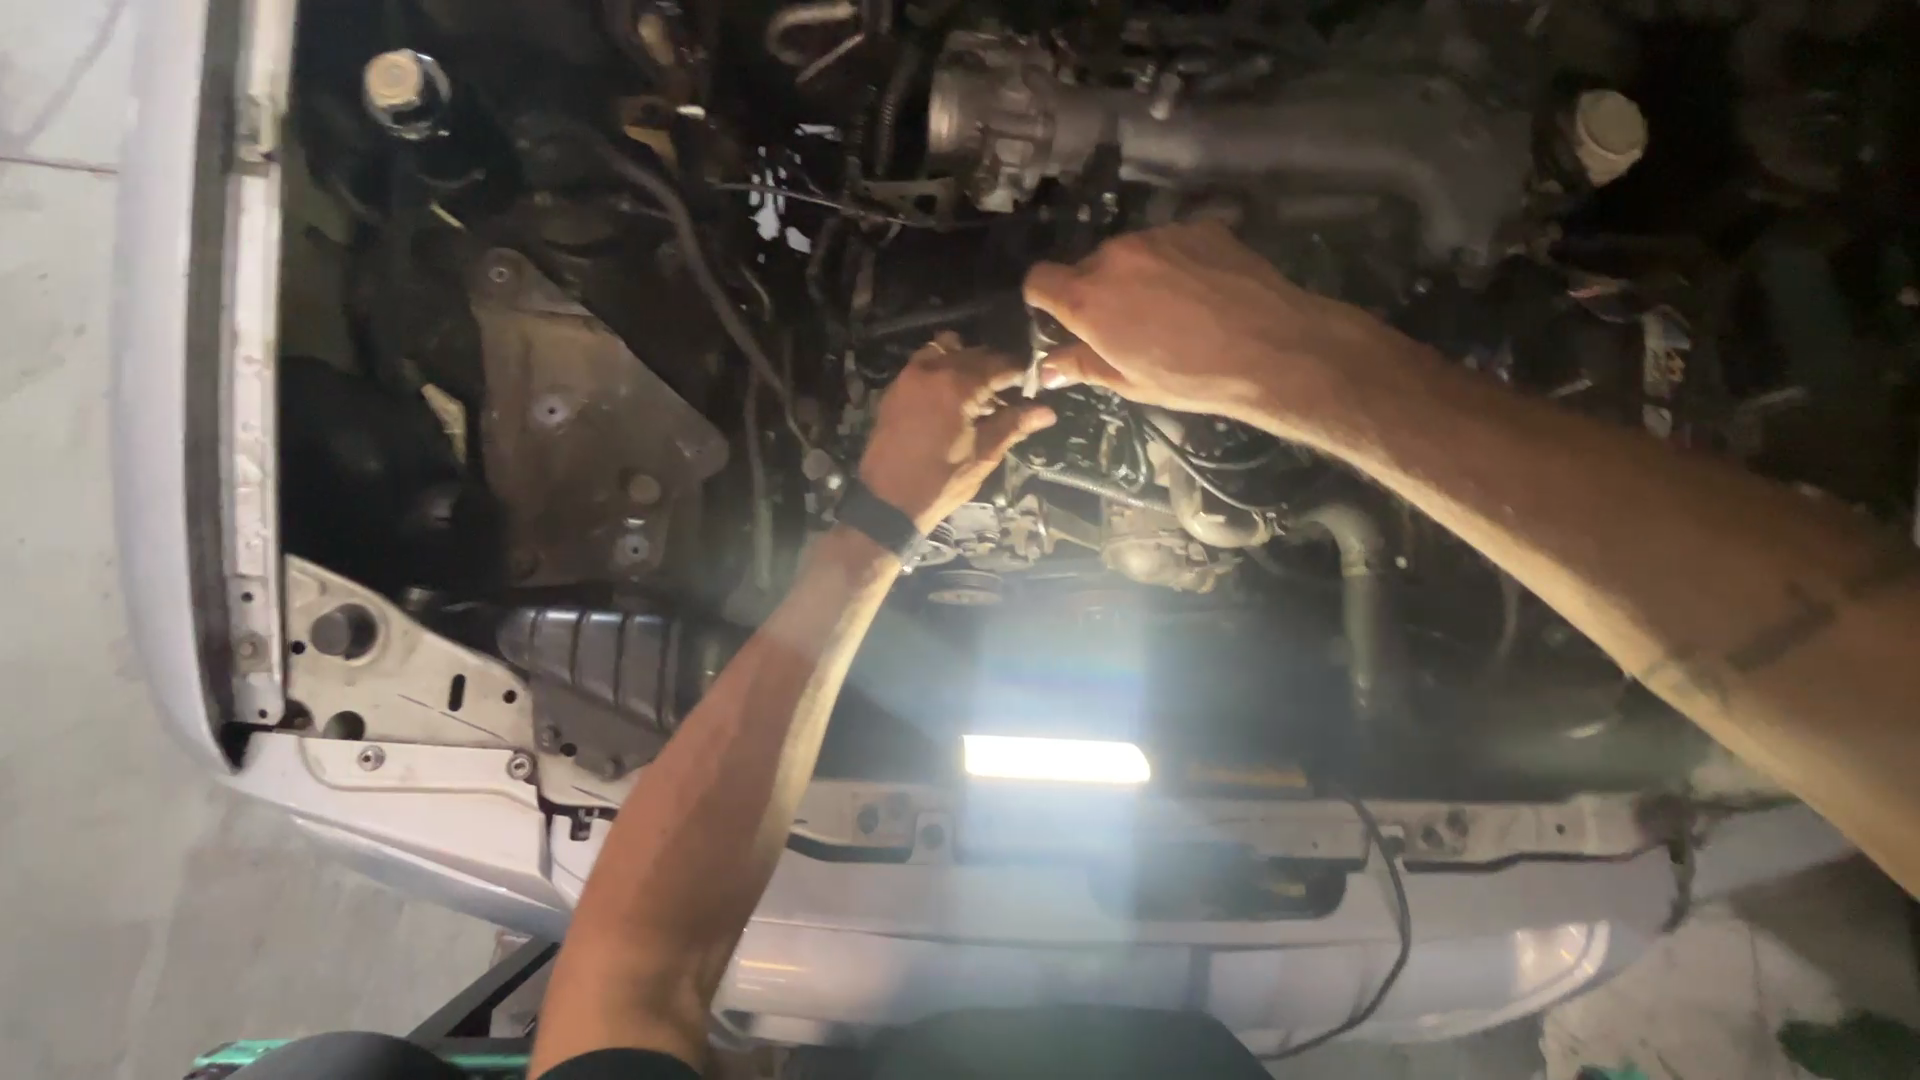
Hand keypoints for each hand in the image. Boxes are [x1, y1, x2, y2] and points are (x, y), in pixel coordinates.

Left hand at [857, 333, 1056, 532]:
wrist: (888, 501)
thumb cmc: (941, 480)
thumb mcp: (983, 453)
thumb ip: (1013, 424)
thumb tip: (1047, 411)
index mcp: (957, 384)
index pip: (999, 364)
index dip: (1020, 371)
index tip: (1033, 381)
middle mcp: (931, 370)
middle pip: (974, 354)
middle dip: (995, 367)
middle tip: (1011, 390)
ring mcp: (909, 377)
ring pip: (946, 351)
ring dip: (967, 362)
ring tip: (980, 390)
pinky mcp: (895, 389)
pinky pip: (924, 364)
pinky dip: (943, 369)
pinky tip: (954, 396)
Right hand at [1023, 222, 1424, 443]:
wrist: (1270, 347)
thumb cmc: (1190, 377)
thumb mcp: (1129, 383)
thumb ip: (1081, 366)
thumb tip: (1048, 367)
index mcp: (1088, 299)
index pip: (1038, 280)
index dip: (1042, 300)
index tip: (1058, 318)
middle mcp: (1115, 256)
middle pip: (1086, 267)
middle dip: (1095, 293)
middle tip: (1125, 326)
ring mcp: (1158, 236)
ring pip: (1128, 254)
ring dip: (1135, 276)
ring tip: (1170, 309)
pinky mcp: (1197, 227)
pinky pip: (1168, 244)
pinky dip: (1172, 263)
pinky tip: (1200, 292)